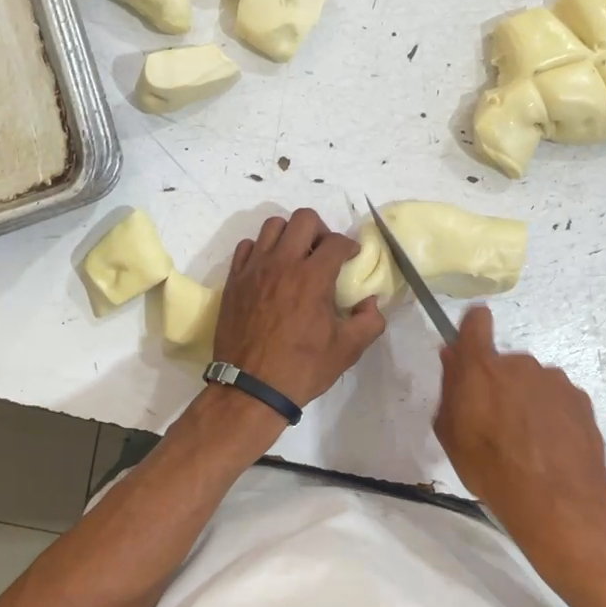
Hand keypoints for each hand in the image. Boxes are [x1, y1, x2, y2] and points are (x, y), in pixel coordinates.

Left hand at [215, 208, 385, 405]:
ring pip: (272, 226)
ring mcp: (254, 269)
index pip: (336, 241)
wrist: (251, 387)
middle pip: (303, 219)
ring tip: (295, 256)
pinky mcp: (234, 280)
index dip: (349, 246)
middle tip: (323, 253)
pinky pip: (247, 247)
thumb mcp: (348, 350)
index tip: (351, 258)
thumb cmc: (303, 368)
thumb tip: (371, 302)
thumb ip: (369, 321)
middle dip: (320, 230)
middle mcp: (282, 263)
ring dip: (289, 235)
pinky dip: (261, 250)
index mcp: (313, 277)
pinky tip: (269, 269)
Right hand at [435, 306, 605, 529]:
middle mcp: (521, 364)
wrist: (555, 498)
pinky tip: (548, 448)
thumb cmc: (489, 467)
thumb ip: (450, 389)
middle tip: (493, 423)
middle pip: (504, 364)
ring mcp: (556, 381)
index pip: (475, 323)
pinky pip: (557, 401)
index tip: (470, 343)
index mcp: (482, 368)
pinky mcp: (581, 400)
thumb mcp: (450, 433)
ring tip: (524, 443)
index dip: (472, 328)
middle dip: (497, 385)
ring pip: (533, 383)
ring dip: (526, 401)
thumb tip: (453, 358)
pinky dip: (550, 416)